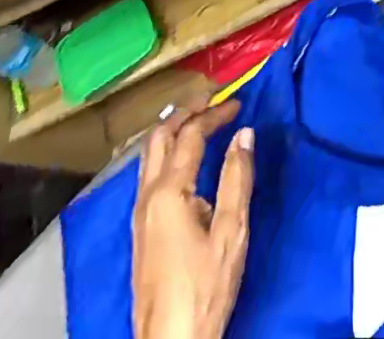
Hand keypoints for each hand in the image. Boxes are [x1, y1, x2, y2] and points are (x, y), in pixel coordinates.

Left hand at [132, 102, 253, 338]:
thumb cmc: (206, 284)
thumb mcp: (232, 229)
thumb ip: (237, 178)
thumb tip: (244, 134)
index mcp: (168, 194)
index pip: (190, 137)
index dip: (215, 114)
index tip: (240, 103)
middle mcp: (146, 198)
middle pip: (158, 140)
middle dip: (185, 113)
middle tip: (213, 98)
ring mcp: (139, 215)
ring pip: (148, 156)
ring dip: (173, 130)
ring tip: (199, 117)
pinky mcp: (142, 229)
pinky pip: (149, 173)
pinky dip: (168, 151)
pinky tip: (184, 157)